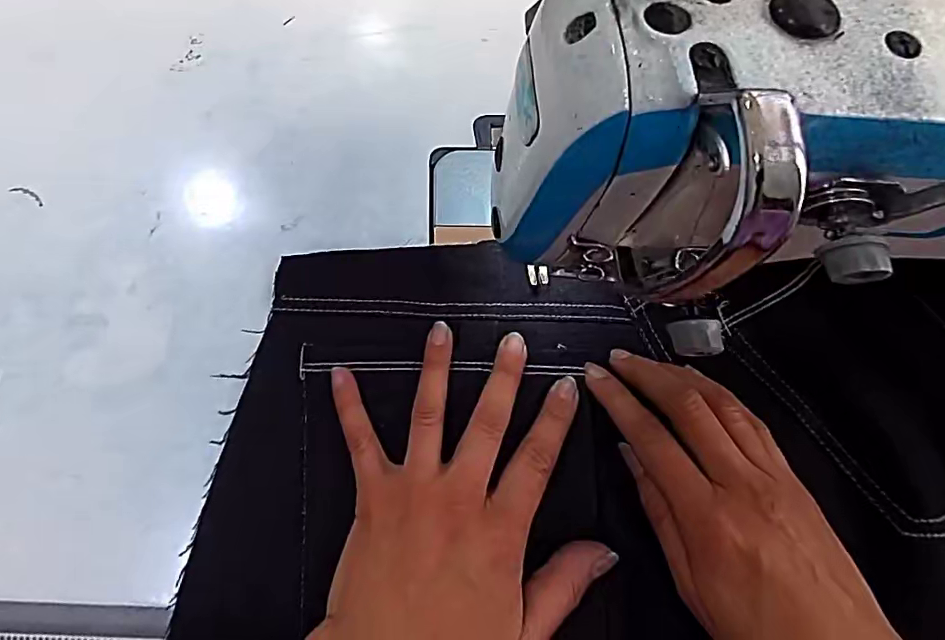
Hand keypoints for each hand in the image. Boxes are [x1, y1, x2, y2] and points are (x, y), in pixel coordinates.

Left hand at [310, 323, 616, 639]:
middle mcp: (456, 501)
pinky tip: (343, 377)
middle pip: (487, 423)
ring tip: (443, 334)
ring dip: (436, 369)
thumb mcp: (521, 633)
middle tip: (513, 343)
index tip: (566, 386)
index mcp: (496, 532)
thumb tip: (601, 553)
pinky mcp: (373, 498)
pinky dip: (349, 407)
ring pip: (429, 415)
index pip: (536, 460)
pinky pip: (360, 443)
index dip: (555, 419)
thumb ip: (563, 585)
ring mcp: (413, 493)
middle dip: (504, 377)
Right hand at [584, 350, 901, 639]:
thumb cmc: (768, 635)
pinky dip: (722, 393)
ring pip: (721, 401)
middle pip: (687, 405)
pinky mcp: (793, 475)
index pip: (652, 439)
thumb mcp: (693, 588)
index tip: (600, 380)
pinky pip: (753, 418)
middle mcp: (743, 486)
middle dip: (646, 372)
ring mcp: (772, 475)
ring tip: (654, 362)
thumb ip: (660, 515)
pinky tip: (707, 386)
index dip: (619, 401)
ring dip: (681, 373)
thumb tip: (633, 461)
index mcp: (711, 521)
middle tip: (620, 359)